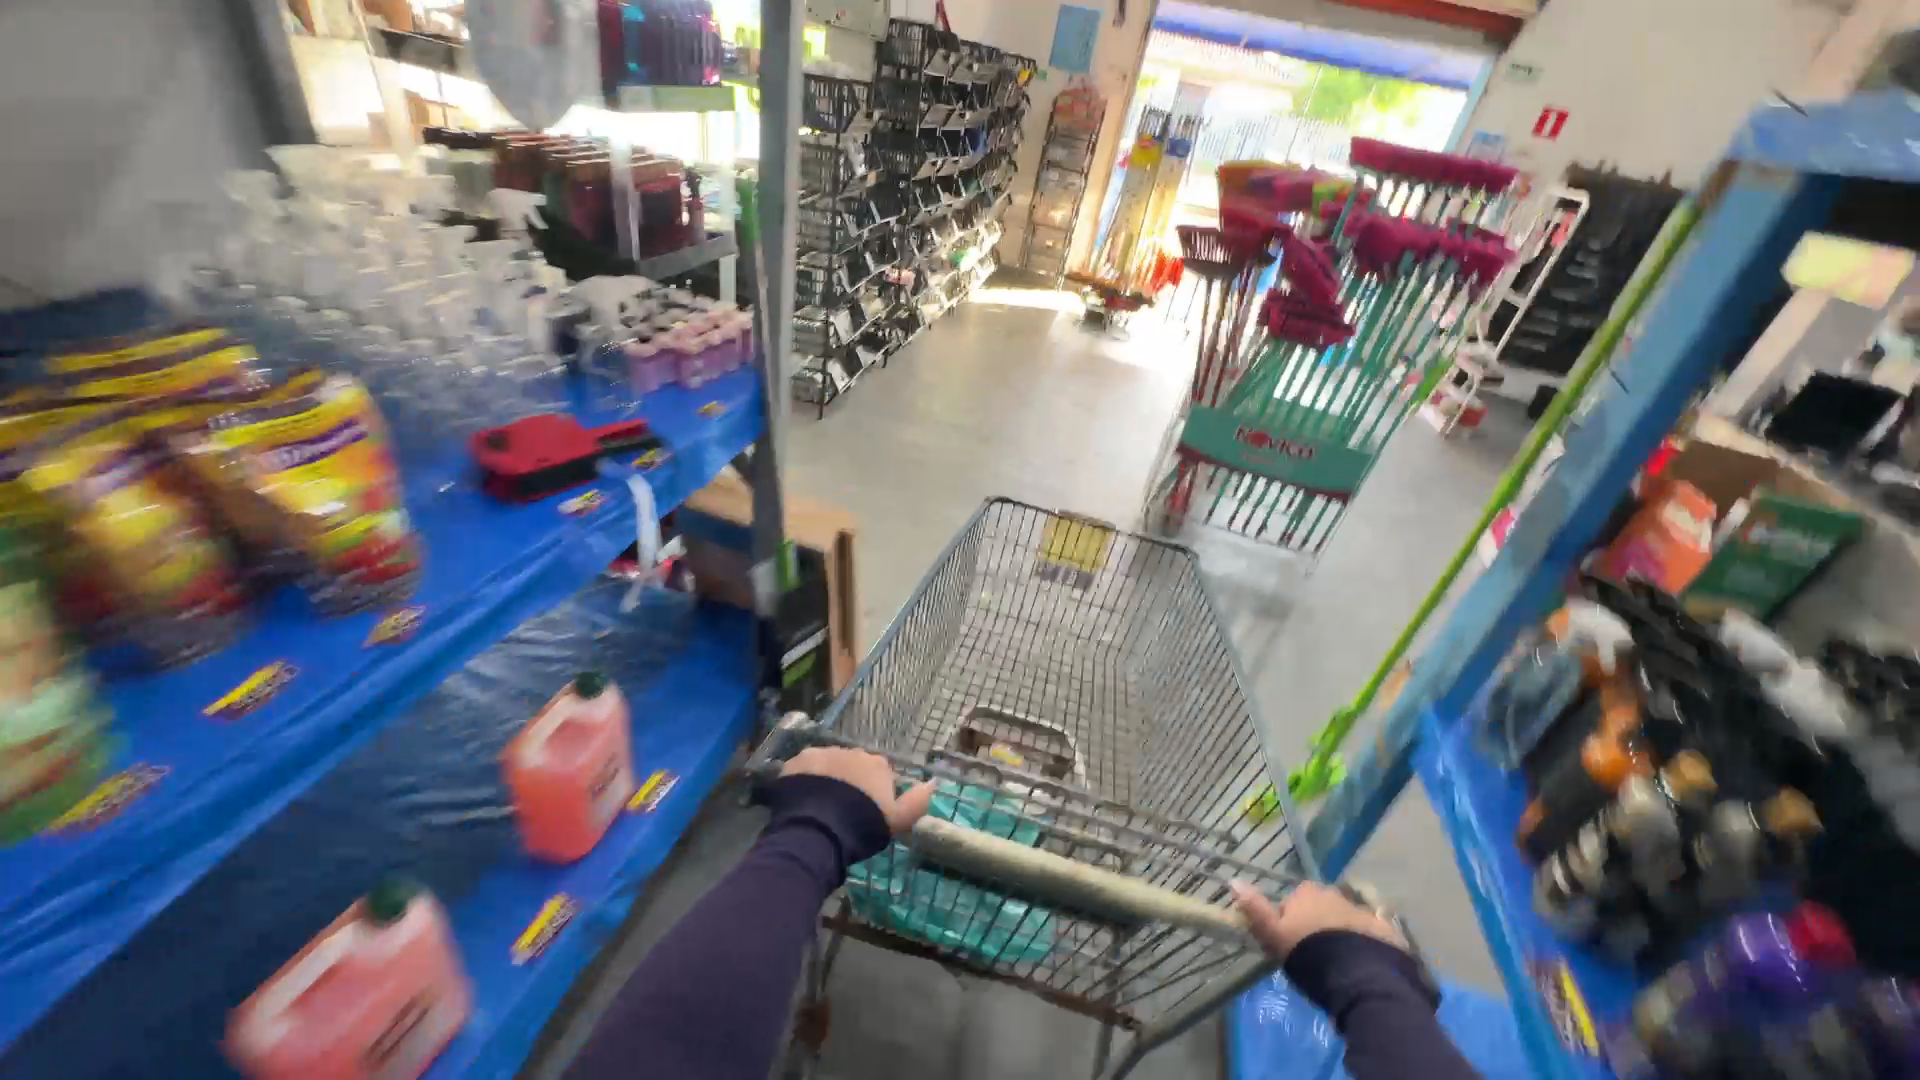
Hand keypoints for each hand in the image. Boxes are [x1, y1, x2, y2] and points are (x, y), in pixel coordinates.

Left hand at [781, 747, 935, 834]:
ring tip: (818, 805)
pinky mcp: (798, 760)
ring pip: (828, 764)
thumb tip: (933, 782)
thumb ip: (917, 801)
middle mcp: (853, 751)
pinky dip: (804, 779)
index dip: (873, 790)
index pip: (879, 772)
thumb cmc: (864, 825)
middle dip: (849, 780)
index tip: (866, 809)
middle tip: (841, 808)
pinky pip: (803, 768)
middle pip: (852, 765)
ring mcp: (824, 753)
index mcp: (878, 764)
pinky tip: (800, 799)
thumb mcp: (898, 820)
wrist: (820, 828)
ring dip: (826, 778)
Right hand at [1230, 881, 1408, 960]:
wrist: (1359, 979)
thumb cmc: (1309, 954)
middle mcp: (1336, 895)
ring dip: (1345, 934)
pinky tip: (1367, 966)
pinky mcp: (1389, 933)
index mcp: (1308, 893)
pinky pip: (1376, 935)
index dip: (1293, 918)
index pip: (1296, 899)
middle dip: (1322, 923)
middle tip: (1318, 953)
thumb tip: (1232, 881)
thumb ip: (1255, 909)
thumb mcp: (1274, 936)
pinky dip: (1371, 945)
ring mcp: (1364, 912)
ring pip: (1349, 920)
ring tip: (1343, 964)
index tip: (1293, 941)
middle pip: (1324, 906)